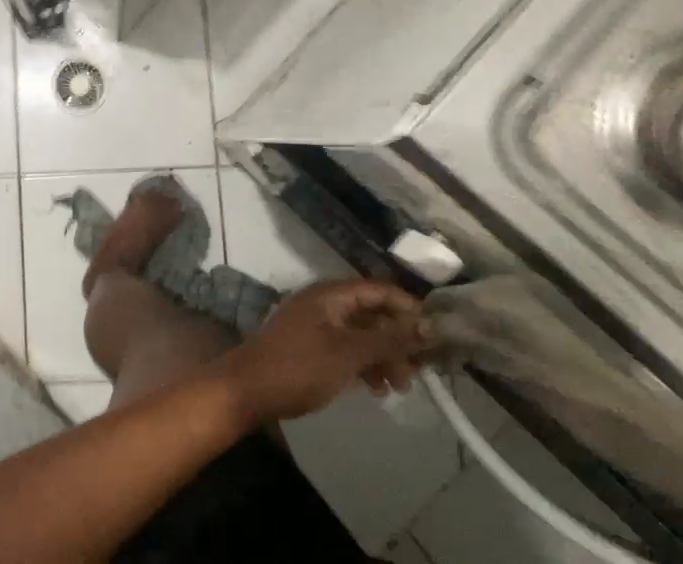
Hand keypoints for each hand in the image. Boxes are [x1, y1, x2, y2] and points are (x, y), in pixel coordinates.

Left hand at [218, 279, 432, 424]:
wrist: (246, 391)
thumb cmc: (299, 367)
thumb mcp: (349, 353)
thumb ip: (389, 338)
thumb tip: (429, 326)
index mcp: (330, 295)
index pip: (379, 290)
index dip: (409, 308)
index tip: (436, 334)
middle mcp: (324, 305)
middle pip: (372, 314)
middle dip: (398, 339)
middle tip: (421, 370)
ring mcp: (315, 327)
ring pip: (361, 335)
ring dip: (384, 357)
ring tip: (400, 387)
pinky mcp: (309, 350)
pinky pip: (346, 351)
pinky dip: (364, 366)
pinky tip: (376, 389)